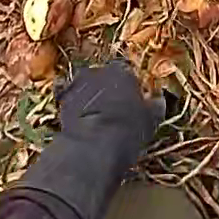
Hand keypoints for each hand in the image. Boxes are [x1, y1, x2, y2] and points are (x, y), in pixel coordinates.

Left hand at [19, 61, 164, 218]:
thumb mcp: (151, 119)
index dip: (128, 87)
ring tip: (94, 117)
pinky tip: (76, 121)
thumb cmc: (128, 130)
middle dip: (106, 89)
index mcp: (124, 70)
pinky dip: (70, 107)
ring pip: (84, 87)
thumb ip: (155, 105)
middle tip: (112, 109)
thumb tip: (158, 100)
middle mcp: (99, 71)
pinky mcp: (60, 102)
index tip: (131, 101)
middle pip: (103, 77)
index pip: (127, 73)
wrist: (92, 147)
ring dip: (88, 97)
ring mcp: (77, 85)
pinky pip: (65, 99)